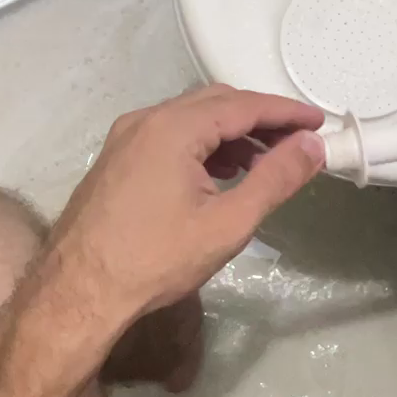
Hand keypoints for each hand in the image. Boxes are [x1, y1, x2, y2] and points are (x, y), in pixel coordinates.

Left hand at [24, 85, 324, 348]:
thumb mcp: (228, 222)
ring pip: (192, 118)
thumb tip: (311, 146)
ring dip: (233, 133)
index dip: (286, 112)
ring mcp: (126, 138)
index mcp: (173, 128)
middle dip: (261, 119)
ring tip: (266, 162)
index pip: (244, 105)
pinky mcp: (118, 159)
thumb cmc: (157, 260)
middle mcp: (146, 120)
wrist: (77, 294)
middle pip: (217, 102)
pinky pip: (172, 135)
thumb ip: (275, 178)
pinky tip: (223, 174)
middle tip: (297, 142)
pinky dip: (205, 145)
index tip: (319, 123)